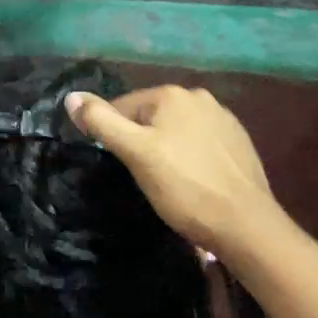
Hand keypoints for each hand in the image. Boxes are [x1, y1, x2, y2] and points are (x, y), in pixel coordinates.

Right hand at [64, 85, 282, 259]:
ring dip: (168, 148)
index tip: (120, 167)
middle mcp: (199, 96)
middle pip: (152, 116)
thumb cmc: (184, 188)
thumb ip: (103, 123)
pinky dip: (193, 157)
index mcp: (172, 94)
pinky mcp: (239, 141)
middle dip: (143, 141)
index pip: (124, 106)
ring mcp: (224, 118)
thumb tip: (71, 96)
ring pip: (178, 129)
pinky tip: (195, 181)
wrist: (246, 223)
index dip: (115, 136)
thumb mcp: (136, 155)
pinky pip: (202, 142)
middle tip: (144, 177)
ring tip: (169, 183)